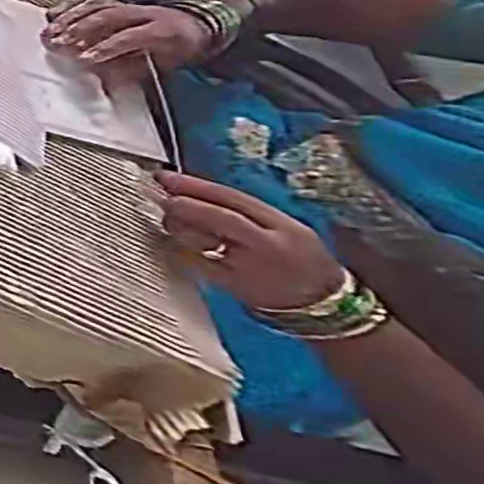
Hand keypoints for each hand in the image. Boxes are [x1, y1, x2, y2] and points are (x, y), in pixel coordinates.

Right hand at [44, 0, 211, 70]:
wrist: (197, 26)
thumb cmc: (177, 51)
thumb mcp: (165, 65)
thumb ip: (133, 68)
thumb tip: (103, 74)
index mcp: (164, 30)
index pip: (132, 36)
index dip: (107, 47)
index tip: (84, 59)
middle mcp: (145, 13)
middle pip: (108, 16)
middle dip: (80, 29)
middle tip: (58, 44)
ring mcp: (129, 5)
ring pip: (97, 6)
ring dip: (69, 18)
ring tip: (49, 33)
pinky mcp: (117, 3)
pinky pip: (91, 1)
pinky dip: (70, 7)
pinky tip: (53, 16)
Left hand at [153, 172, 344, 310]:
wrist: (325, 307)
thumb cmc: (298, 261)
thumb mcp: (285, 229)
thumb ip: (244, 212)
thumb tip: (192, 192)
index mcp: (284, 225)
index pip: (232, 198)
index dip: (194, 184)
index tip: (164, 176)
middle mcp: (269, 244)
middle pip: (218, 216)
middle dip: (182, 203)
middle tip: (158, 195)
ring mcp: (252, 267)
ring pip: (202, 239)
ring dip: (178, 227)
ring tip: (172, 223)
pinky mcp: (236, 286)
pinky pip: (197, 263)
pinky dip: (182, 251)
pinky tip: (177, 246)